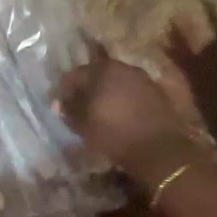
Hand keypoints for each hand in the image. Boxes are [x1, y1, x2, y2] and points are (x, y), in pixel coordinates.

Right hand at [55, 42, 195, 173]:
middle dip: (86, 89)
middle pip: (97, 75)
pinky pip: (132, 92)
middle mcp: (123, 67)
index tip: (58, 106)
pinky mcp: (157, 93)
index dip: (63, 91)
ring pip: (116, 83)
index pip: (74, 75)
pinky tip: (119, 115)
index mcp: (102, 69)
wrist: (158, 149)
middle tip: (77, 108)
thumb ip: (68, 109)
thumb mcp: (83, 124)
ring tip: (99, 112)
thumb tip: (59, 102)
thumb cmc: (113, 133)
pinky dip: (122, 100)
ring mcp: (143, 79)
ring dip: (105, 94)